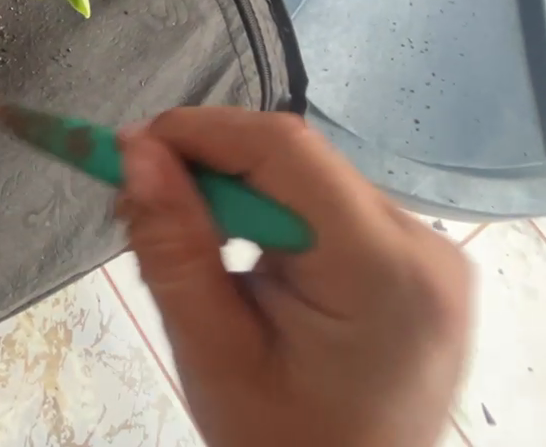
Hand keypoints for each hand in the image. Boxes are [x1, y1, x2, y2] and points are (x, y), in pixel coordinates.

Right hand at [118, 109, 471, 446]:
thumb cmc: (279, 441)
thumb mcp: (209, 349)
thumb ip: (172, 244)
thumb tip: (135, 149)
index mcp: (382, 272)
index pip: (282, 148)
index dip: (195, 130)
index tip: (125, 154)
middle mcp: (418, 243)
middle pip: (288, 154)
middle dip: (200, 159)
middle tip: (135, 198)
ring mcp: (420, 247)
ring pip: (294, 167)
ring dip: (221, 179)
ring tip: (176, 228)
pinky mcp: (404, 254)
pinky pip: (310, 193)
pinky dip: (252, 198)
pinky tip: (225, 242)